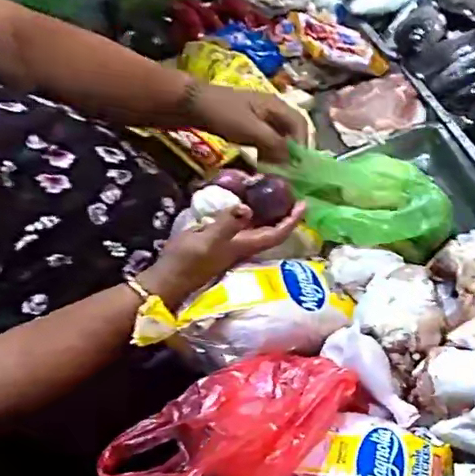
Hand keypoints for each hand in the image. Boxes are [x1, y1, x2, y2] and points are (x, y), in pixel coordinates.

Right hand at [138, 198, 306, 300]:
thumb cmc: (189, 259)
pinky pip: (244, 226)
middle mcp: (246, 245)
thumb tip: (247, 208)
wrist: (170, 278)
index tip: (304, 204)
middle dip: (286, 215)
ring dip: (270, 214)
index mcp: (247, 244)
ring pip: (260, 228)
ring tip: (274, 197)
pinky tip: (246, 205)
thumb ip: (227, 223)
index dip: (292, 219)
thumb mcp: (207, 238)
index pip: (278, 232)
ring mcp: (234, 245)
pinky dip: (250, 215)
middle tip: (291, 197)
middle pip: (274, 230)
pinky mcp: (222, 243)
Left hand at [186, 83, 313, 163]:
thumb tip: (293, 162)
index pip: (301, 126)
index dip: (304, 145)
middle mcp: (272, 108)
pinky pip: (267, 138)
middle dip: (292, 151)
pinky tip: (262, 160)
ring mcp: (260, 115)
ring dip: (280, 152)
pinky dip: (268, 150)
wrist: (188, 102)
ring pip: (280, 137)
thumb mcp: (253, 130)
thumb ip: (276, 145)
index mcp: (277, 105)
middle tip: (288, 168)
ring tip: (275, 167)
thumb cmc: (223, 113)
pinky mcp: (249, 122)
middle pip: (292, 132)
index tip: (298, 164)